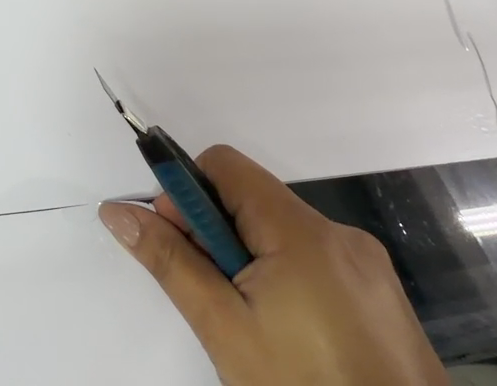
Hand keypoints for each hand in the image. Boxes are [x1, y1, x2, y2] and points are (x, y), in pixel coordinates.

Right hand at [99, 145, 445, 385]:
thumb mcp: (224, 327)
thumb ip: (169, 260)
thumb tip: (116, 211)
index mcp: (302, 232)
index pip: (223, 165)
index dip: (185, 192)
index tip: (174, 240)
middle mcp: (339, 235)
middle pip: (249, 199)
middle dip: (213, 233)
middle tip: (208, 292)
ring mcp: (366, 266)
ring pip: (278, 233)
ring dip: (246, 259)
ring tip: (250, 320)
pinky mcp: (380, 295)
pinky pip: (312, 260)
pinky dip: (283, 278)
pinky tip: (286, 331)